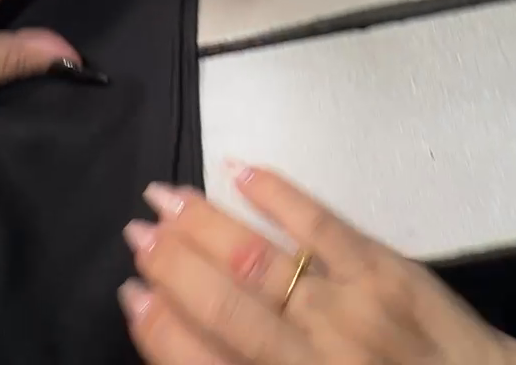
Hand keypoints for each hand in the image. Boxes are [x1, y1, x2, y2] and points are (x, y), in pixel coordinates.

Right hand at [120, 166, 515, 364]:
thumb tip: (196, 339)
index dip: (162, 330)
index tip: (130, 291)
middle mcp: (313, 357)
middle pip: (228, 304)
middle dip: (174, 266)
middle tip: (135, 229)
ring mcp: (351, 306)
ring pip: (263, 260)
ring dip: (209, 227)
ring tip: (166, 198)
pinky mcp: (385, 266)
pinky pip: (322, 223)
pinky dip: (279, 194)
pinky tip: (242, 170)